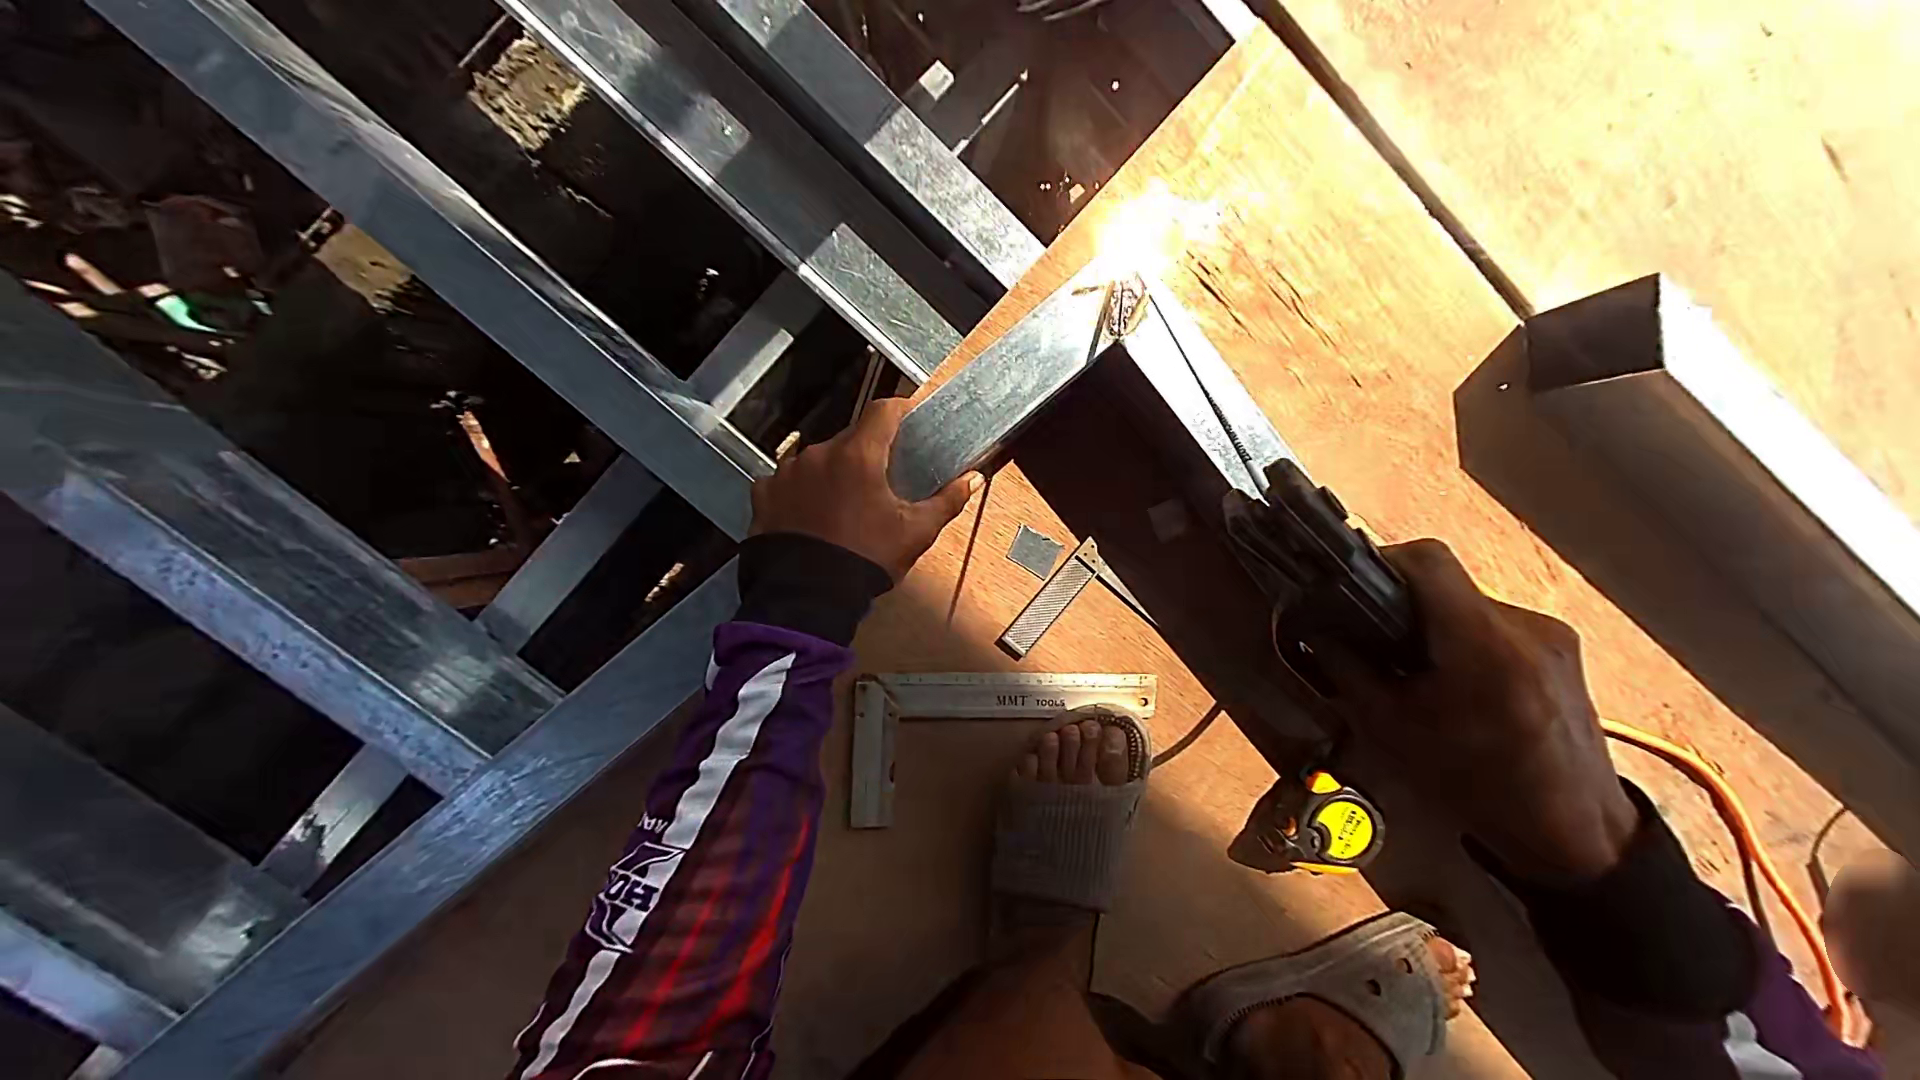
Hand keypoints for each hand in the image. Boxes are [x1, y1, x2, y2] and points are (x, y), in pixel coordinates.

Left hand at [748, 396, 982, 580]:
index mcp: (858, 455)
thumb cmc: (866, 559)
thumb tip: (974, 478)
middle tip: (880, 479)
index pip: (883, 410)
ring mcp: (787, 472)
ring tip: (843, 504)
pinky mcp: (764, 494)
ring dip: (832, 472)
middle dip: (867, 452)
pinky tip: (810, 516)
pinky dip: (800, 492)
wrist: (806, 597)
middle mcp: (819, 453)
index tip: (908, 420)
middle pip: (850, 438)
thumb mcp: (915, 533)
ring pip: (818, 459)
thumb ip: (946, 501)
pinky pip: (787, 482)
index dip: (899, 410)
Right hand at [1329, 539, 1639, 883]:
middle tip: (1372, 633)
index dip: (1381, 559)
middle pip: (1444, 579)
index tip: (1351, 583)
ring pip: (1466, 599)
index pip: (1428, 561)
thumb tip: (1315, 629)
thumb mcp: (1389, 726)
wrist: (1572, 832)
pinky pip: (1492, 620)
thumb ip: (1348, 668)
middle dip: (1400, 598)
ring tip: (1411, 662)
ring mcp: (1551, 634)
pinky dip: (1460, 634)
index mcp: (1483, 646)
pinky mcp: (1561, 646)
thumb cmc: (1474, 784)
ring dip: (1431, 619)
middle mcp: (1525, 627)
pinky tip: (1450, 674)